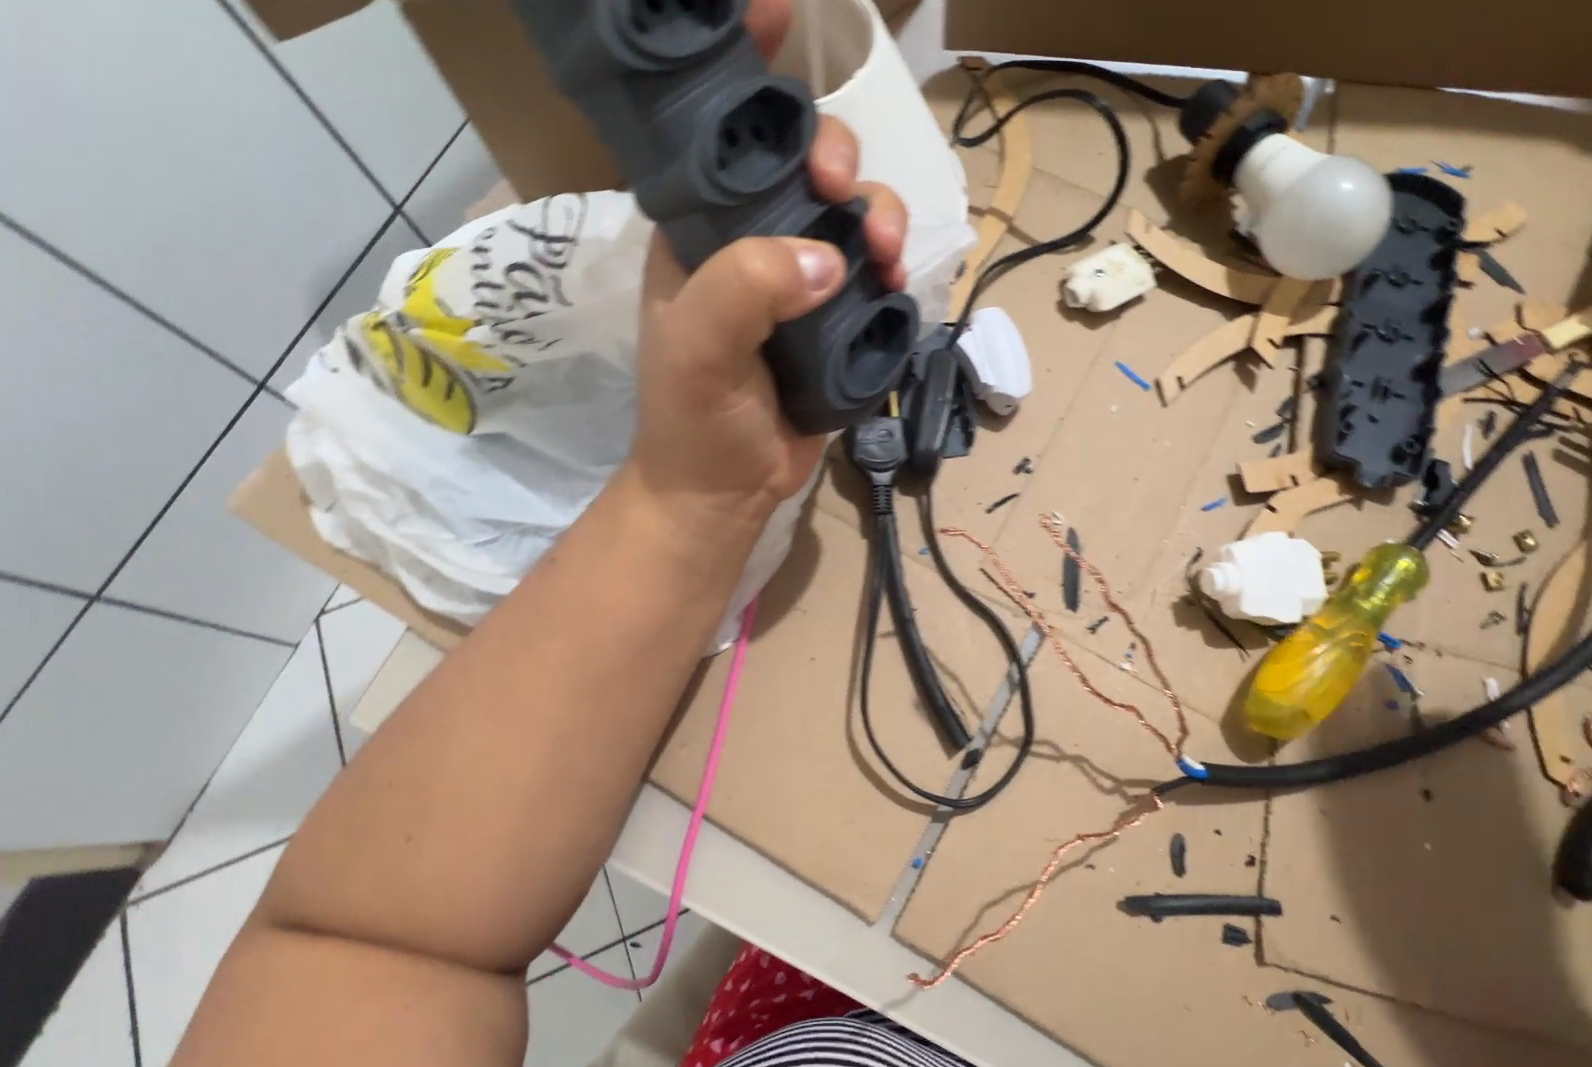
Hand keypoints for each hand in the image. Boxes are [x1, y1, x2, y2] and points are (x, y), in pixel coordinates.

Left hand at [626, 0, 908, 533]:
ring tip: (889, 258)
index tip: (784, 16)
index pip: (725, 133)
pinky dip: (897, 267)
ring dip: (882, 216)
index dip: (752, 71)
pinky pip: (880, 271)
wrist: (726, 493)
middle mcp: (754, 239)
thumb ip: (746, 290)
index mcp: (700, 229)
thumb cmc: (693, 419)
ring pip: (856, 213)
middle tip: (842, 193)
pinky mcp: (840, 317)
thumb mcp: (697, 349)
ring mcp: (802, 279)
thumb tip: (833, 260)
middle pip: (807, 161)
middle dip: (837, 157)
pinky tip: (899, 286)